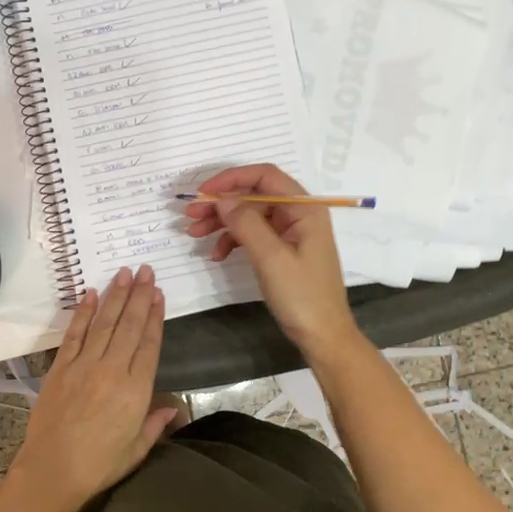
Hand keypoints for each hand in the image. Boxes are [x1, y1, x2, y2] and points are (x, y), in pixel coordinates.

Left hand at [12, 265, 176, 511]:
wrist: (53, 470)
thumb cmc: (100, 465)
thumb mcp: (137, 449)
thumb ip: (154, 424)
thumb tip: (172, 408)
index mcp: (137, 391)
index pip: (149, 344)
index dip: (155, 316)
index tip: (159, 294)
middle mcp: (112, 371)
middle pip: (129, 326)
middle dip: (139, 296)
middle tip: (146, 271)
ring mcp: (84, 366)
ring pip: (104, 323)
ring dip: (116, 296)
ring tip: (125, 273)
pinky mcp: (60, 369)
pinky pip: (74, 334)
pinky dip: (83, 313)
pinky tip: (91, 294)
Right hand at [184, 164, 357, 353]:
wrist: (323, 335)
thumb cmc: (302, 295)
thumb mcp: (271, 258)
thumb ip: (246, 223)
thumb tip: (222, 199)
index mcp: (304, 208)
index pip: (264, 176)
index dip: (231, 179)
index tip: (202, 192)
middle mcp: (299, 214)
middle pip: (254, 195)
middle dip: (221, 202)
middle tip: (190, 215)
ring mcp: (290, 232)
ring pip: (249, 215)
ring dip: (221, 222)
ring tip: (193, 234)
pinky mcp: (283, 250)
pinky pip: (253, 235)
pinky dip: (232, 241)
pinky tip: (216, 254)